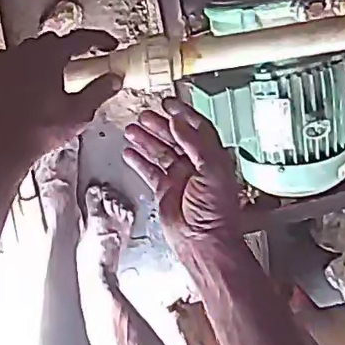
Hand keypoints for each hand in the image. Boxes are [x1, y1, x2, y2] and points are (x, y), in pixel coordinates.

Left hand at [0, 29, 122, 165]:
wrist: (7, 144)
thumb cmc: (41, 129)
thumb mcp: (80, 111)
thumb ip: (100, 91)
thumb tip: (114, 79)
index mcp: (50, 55)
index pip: (80, 37)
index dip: (99, 39)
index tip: (110, 45)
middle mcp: (28, 51)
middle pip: (57, 40)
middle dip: (75, 47)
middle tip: (89, 58)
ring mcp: (10, 59)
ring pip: (36, 47)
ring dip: (52, 54)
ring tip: (65, 69)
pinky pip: (19, 57)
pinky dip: (31, 61)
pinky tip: (38, 75)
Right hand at [123, 97, 241, 248]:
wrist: (203, 241)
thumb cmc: (215, 213)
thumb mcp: (210, 171)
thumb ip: (194, 144)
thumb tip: (179, 123)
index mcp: (212, 158)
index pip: (197, 128)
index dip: (182, 114)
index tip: (168, 103)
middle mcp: (196, 166)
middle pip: (175, 138)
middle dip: (159, 125)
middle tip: (145, 115)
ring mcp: (179, 178)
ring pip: (159, 152)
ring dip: (146, 140)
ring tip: (132, 130)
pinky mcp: (165, 190)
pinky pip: (149, 170)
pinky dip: (138, 161)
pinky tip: (130, 152)